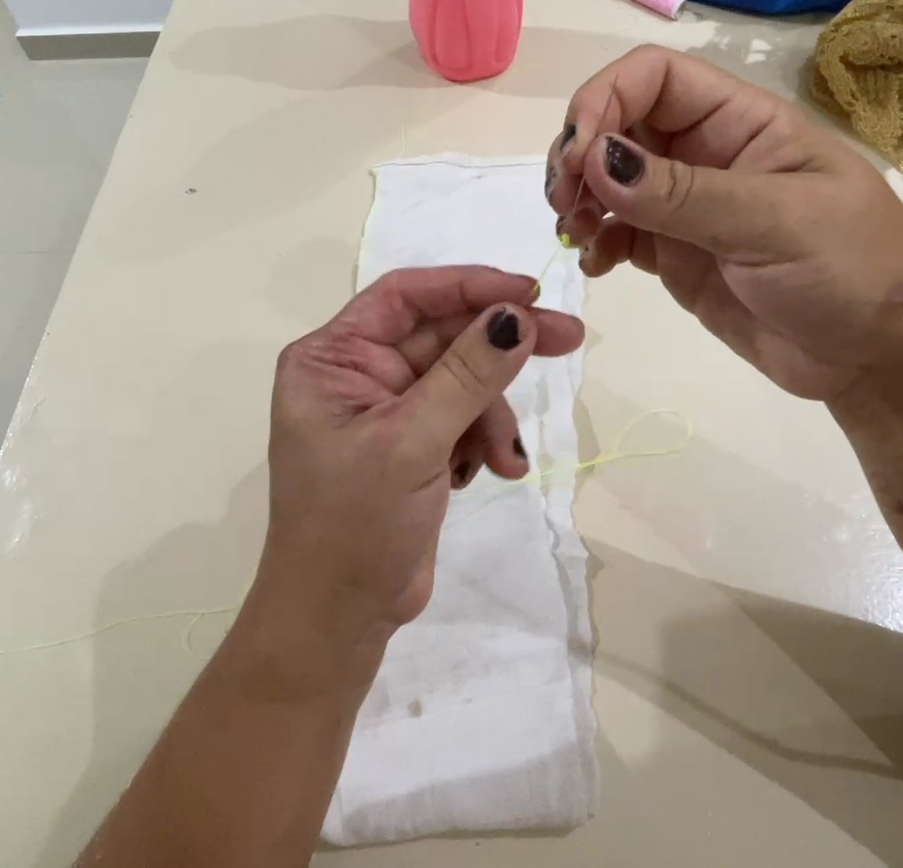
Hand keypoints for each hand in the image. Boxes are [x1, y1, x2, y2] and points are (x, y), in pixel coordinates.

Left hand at [259, 267, 585, 646]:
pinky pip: (464, 419)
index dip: (469, 285)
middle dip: (500, 351)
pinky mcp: (414, 445)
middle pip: (444, 336)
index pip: (406, 296)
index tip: (531, 293)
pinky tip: (489, 474)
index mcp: (333, 358)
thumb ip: (467, 375)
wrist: (339, 616)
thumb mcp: (411, 441)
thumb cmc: (354, 524)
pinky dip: (484, 441)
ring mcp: (388, 410)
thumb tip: (517, 316)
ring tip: (504, 460)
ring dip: (492, 416)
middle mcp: (358, 374)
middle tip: (570, 342)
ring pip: (464, 381)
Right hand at [547, 45, 902, 402]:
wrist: (880, 361)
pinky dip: (596, 242)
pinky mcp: (676, 256)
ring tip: (577, 234)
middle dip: (581, 153)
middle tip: (564, 201)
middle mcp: (707, 154)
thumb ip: (683, 194)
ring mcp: (688, 208)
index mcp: (743, 122)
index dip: (605, 99)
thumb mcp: (776, 223)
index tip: (579, 155)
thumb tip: (596, 160)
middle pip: (620, 124)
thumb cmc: (855, 273)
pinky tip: (596, 265)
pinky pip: (619, 234)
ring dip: (581, 198)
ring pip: (610, 180)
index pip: (655, 78)